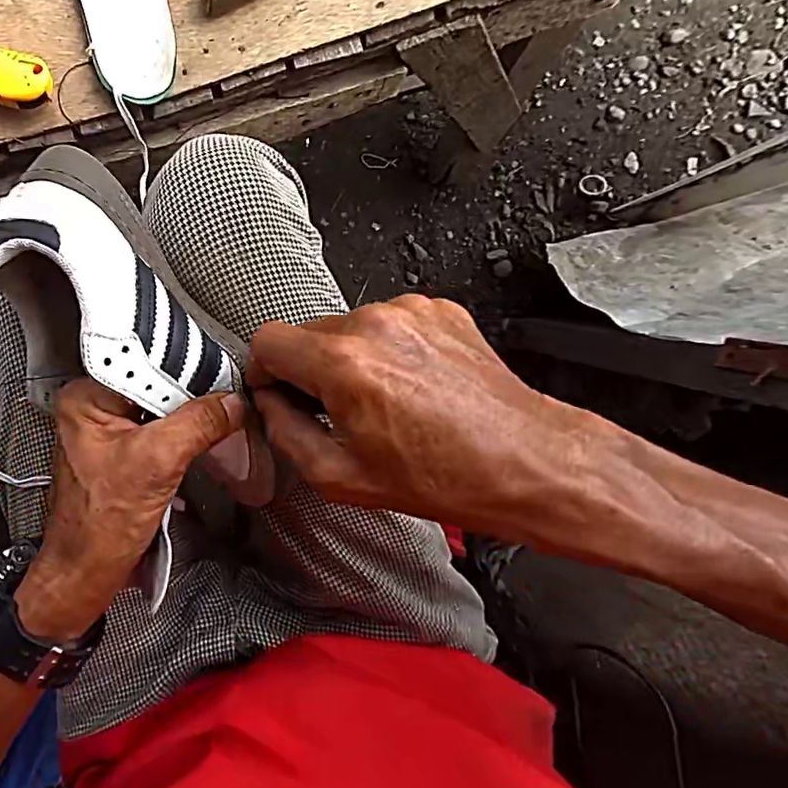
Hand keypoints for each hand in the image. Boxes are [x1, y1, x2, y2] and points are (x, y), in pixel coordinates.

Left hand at [16, 379, 246, 639]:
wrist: (87, 572)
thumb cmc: (96, 527)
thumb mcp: (155, 464)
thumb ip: (197, 424)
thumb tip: (230, 402)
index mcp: (85, 400)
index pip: (143, 363)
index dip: (185, 370)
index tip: (218, 378)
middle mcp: (91, 410)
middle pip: (154, 386)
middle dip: (191, 397)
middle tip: (223, 402)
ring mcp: (107, 433)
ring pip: (159, 411)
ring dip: (190, 421)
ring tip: (215, 423)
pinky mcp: (122, 455)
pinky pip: (159, 433)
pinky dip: (182, 439)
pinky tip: (199, 445)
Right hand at [247, 295, 604, 537]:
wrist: (524, 460)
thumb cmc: (448, 475)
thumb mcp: (339, 477)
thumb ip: (285, 433)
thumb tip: (271, 407)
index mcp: (346, 365)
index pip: (268, 340)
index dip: (263, 370)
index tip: (275, 390)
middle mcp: (377, 326)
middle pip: (305, 333)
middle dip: (306, 370)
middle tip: (331, 410)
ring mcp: (411, 312)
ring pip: (344, 327)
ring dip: (346, 360)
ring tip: (378, 403)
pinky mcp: (438, 310)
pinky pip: (384, 324)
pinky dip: (382, 351)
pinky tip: (405, 387)